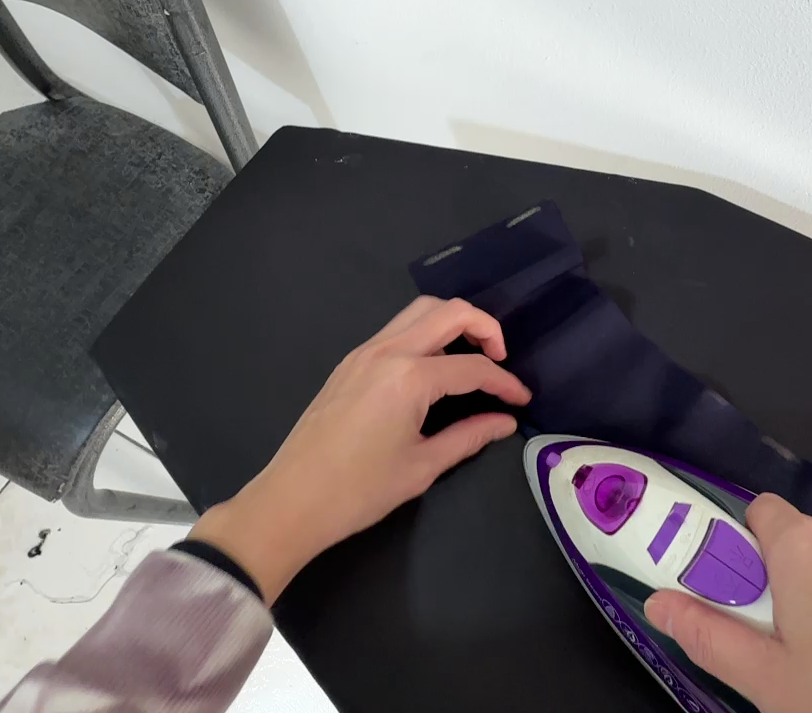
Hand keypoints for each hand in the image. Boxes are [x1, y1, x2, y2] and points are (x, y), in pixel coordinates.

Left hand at [190, 296, 530, 605]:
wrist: (289, 502)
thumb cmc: (358, 491)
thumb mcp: (422, 466)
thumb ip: (469, 436)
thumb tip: (505, 422)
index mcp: (410, 378)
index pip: (473, 367)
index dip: (504, 383)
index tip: (521, 400)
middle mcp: (389, 351)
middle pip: (450, 312)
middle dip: (485, 327)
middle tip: (500, 359)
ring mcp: (365, 351)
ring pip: (421, 310)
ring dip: (454, 322)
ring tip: (471, 355)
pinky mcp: (351, 360)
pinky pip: (399, 327)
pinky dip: (427, 332)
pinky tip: (435, 365)